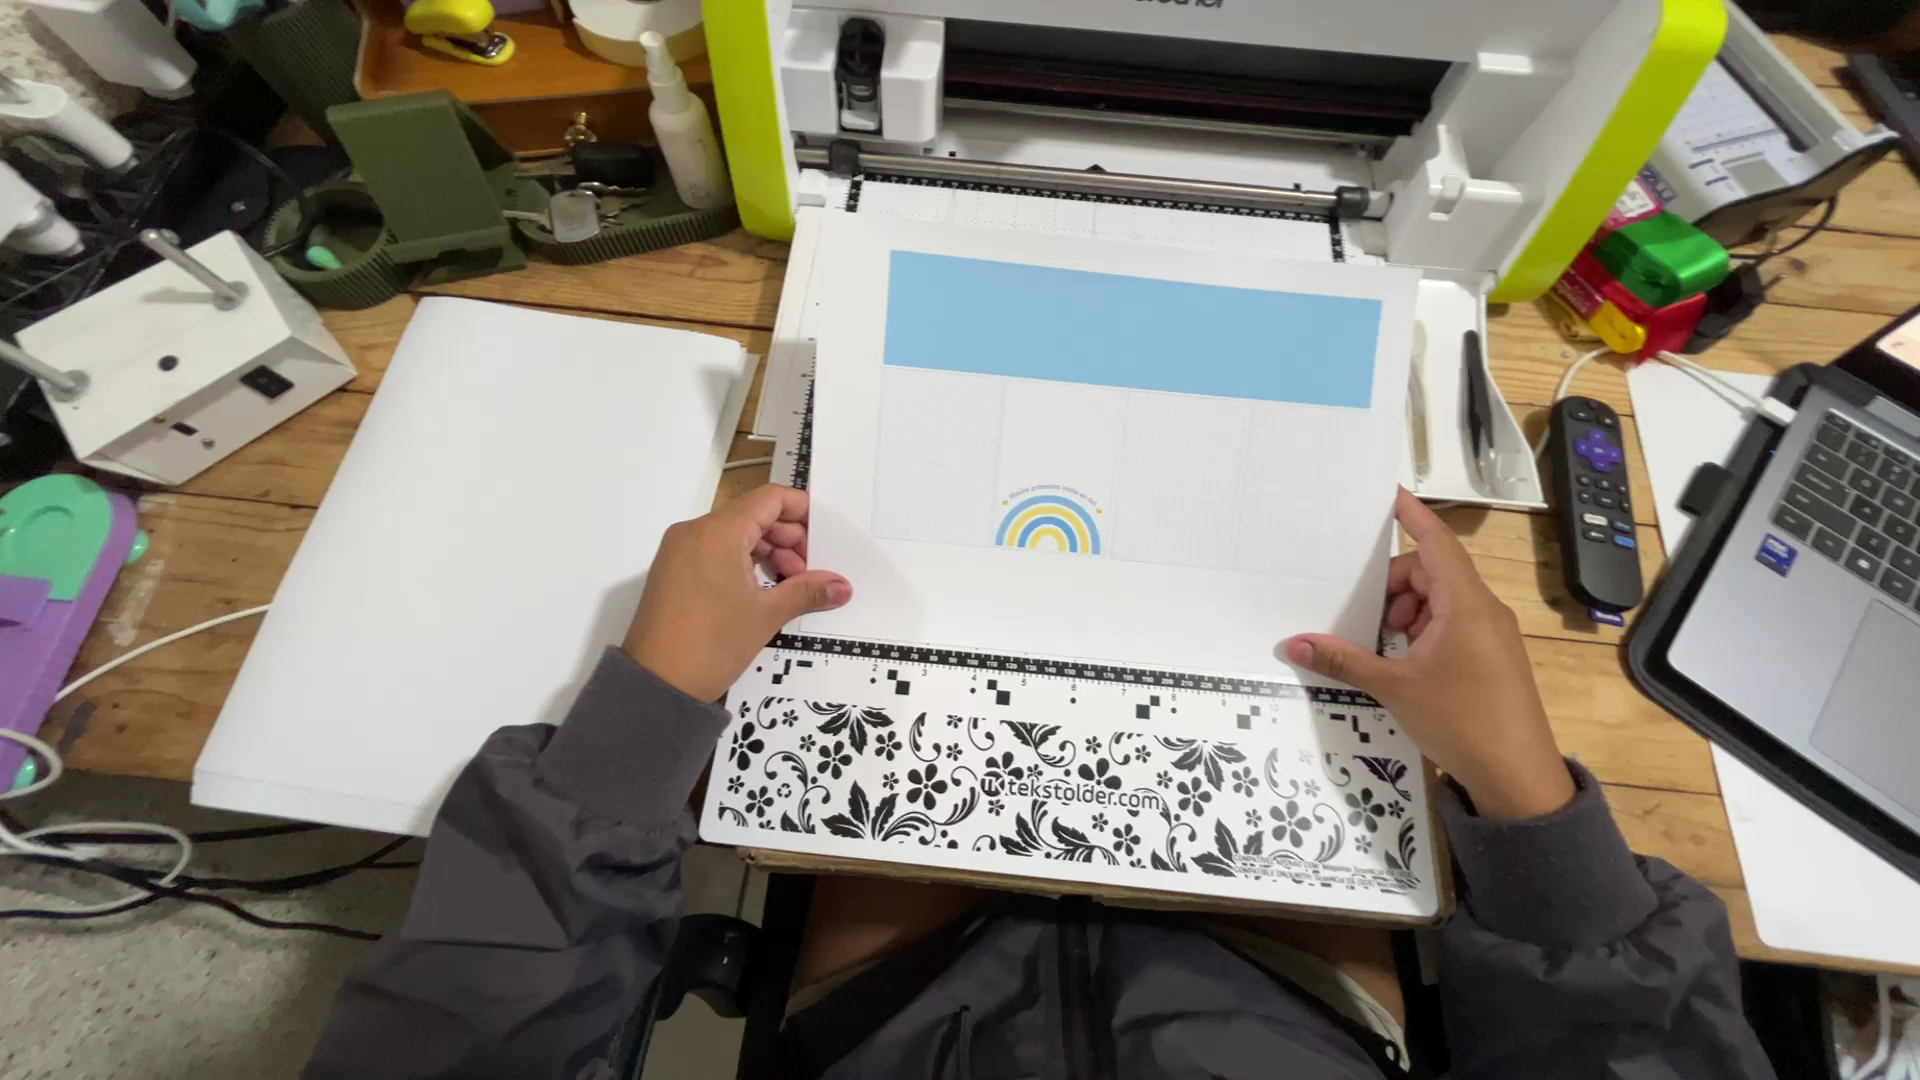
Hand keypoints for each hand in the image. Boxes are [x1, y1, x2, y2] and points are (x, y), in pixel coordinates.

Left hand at [624, 485, 851, 701]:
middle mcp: (695, 531)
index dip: (802, 509)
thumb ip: (808, 591)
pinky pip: (715, 550)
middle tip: (809, 570)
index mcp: (719, 532)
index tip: (824, 533)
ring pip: (735, 534)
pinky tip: (762, 590)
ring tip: (789, 585)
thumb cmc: (712, 644)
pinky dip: (743, 561)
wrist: (654, 686)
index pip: (769, 499)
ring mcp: (679, 550)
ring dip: (768, 552)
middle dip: (788, 538)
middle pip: (753, 515)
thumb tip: (842, 587)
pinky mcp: (672, 570)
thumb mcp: (767, 615)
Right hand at [1281, 488, 1574, 820]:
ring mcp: (1488, 634)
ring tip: (1381, 647)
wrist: (1518, 778)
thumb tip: (1295, 644)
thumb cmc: (1463, 721)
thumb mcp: (1394, 687)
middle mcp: (1482, 611)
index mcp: (1466, 606)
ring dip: (1404, 614)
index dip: (1413, 516)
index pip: (1437, 543)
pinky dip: (1419, 632)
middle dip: (1392, 588)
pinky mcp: (1488, 656)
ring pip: (1437, 601)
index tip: (1390, 494)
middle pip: (1430, 574)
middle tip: (1363, 616)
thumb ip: (1342, 660)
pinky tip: (1400, 660)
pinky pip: (1448, 624)